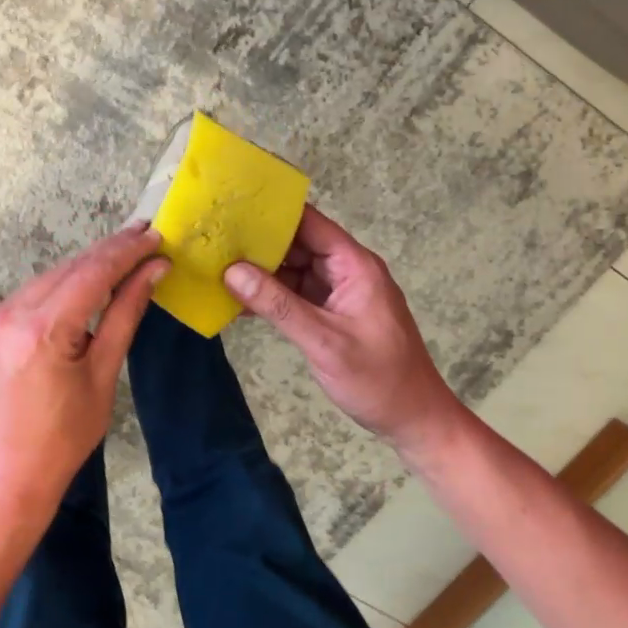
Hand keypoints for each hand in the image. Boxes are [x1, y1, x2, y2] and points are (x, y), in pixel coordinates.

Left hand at [0, 225, 169, 504]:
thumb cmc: (65, 435)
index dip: (126, 251)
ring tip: (129, 250)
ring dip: (90, 262)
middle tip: (148, 234)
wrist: (9, 469)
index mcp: (43, 330)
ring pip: (54, 273)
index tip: (156, 236)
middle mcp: (14, 311)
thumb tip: (153, 272)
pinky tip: (93, 275)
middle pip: (71, 267)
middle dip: (111, 250)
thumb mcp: (103, 375)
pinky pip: (38, 288)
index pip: (91, 273)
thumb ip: (124, 315)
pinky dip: (68, 279)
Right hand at [223, 206, 461, 453]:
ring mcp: (337, 291)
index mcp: (354, 264)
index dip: (271, 211)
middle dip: (257, 240)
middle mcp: (346, 269)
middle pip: (296, 242)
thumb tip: (231, 270)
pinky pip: (293, 292)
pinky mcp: (329, 312)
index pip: (309, 222)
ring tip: (213, 263)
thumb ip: (278, 305)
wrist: (415, 422)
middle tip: (212, 238)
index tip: (230, 206)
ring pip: (291, 267)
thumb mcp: (324, 342)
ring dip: (258, 269)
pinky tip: (234, 298)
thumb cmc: (378, 379)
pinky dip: (268, 294)